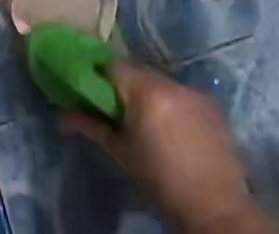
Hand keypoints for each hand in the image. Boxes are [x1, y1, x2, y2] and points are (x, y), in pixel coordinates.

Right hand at [62, 62, 278, 233]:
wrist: (218, 212)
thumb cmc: (160, 181)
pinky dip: (170, 103)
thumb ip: (89, 126)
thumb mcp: (120, 153)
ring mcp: (195, 94)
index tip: (93, 93)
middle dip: (124, 85)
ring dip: (148, 93)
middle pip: (136, 71)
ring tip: (145, 120)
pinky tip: (171, 126)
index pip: (112, 65)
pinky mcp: (213, 107)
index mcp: (146, 91)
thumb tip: (60, 116)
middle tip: (117, 109)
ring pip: (159, 82)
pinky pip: (180, 94)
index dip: (99, 76)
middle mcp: (171, 84)